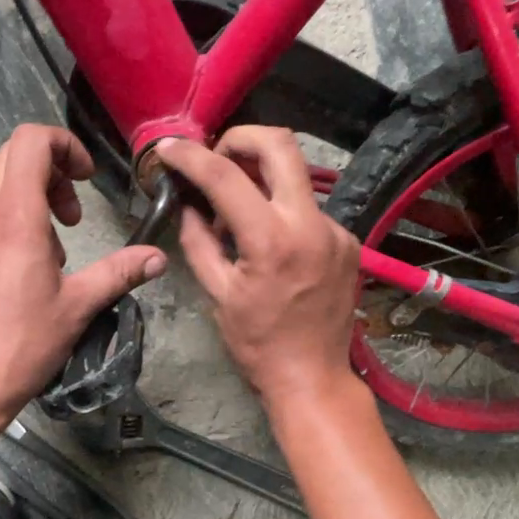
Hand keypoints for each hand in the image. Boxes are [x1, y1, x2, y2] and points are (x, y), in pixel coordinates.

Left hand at [0, 124, 167, 432]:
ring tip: (49, 262)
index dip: (64, 146)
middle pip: (10, 161)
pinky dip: (4, 235)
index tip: (84, 180)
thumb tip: (158, 257)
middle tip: (71, 219)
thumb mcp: (78, 308)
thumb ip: (119, 273)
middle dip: (50, 176)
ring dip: (29, 210)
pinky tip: (15, 283)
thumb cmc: (22, 348)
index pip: (30, 142)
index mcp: (14, 220)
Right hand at [155, 127, 362, 404]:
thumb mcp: (218, 295)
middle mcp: (311, 225)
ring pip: (296, 179)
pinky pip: (309, 211)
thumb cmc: (258, 346)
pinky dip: (282, 215)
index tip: (170, 148)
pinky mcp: (347, 242)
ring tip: (235, 218)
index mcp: (273, 241)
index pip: (226, 177)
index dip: (192, 156)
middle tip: (216, 158)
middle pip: (281, 144)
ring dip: (261, 182)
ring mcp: (336, 231)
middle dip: (242, 139)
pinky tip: (269, 245)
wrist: (312, 378)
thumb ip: (199, 243)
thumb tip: (187, 206)